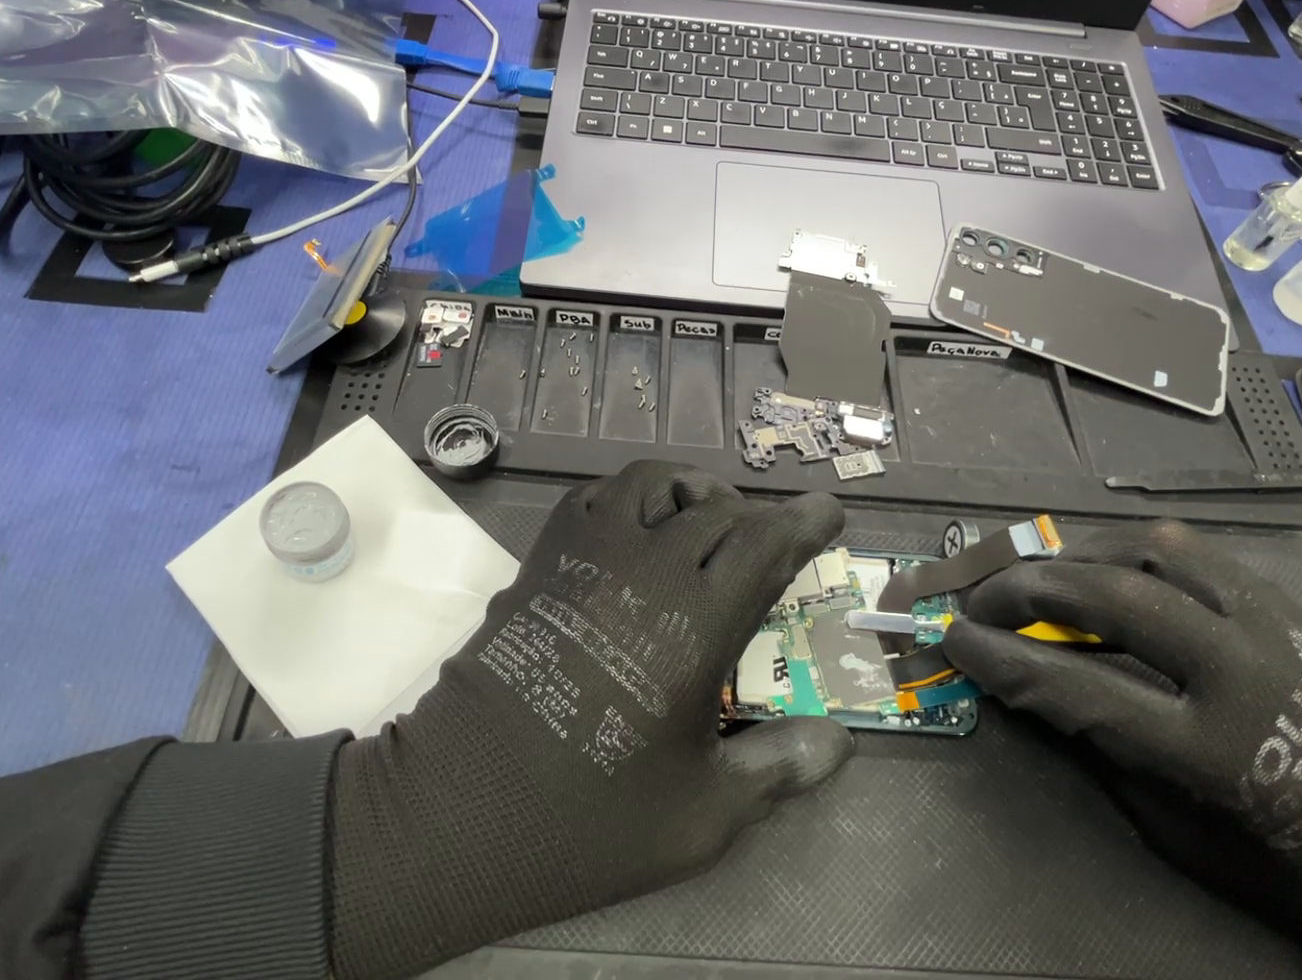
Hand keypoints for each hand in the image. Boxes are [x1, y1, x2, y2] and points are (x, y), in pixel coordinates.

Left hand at [329, 462, 852, 979]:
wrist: (462, 809)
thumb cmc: (587, 819)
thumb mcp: (700, 816)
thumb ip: (776, 770)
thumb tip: (838, 742)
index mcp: (693, 626)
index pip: (762, 544)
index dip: (802, 522)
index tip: (827, 510)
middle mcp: (642, 571)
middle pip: (714, 510)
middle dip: (755, 515)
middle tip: (772, 538)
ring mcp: (582, 559)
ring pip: (646, 483)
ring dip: (688, 490)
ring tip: (703, 520)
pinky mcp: (538, 564)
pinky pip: (588, 499)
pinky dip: (626, 496)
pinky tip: (634, 531)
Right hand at [942, 520, 1301, 979]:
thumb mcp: (1194, 841)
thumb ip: (1107, 755)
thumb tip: (1033, 692)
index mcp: (1219, 751)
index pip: (1072, 683)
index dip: (995, 656)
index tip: (947, 638)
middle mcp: (1247, 670)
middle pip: (1104, 595)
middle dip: (1018, 588)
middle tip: (971, 599)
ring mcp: (1278, 626)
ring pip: (1150, 552)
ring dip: (1070, 553)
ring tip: (1024, 570)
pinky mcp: (1298, 607)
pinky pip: (1195, 554)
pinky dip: (1127, 548)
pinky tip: (1099, 563)